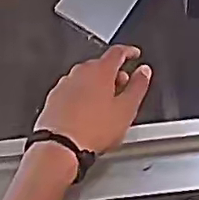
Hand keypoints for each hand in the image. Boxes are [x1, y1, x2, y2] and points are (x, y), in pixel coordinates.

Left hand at [34, 45, 153, 153]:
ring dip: (97, 86)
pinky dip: (82, 96)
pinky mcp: (54, 97)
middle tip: (123, 88)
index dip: (129, 52)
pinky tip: (86, 113)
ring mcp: (65, 83)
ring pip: (86, 78)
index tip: (134, 54)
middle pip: (101, 65)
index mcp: (101, 70)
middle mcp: (81, 71)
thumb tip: (144, 72)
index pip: (118, 51)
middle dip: (114, 74)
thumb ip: (138, 86)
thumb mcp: (126, 109)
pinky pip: (73, 90)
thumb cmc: (92, 129)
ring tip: (105, 106)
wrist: (60, 147)